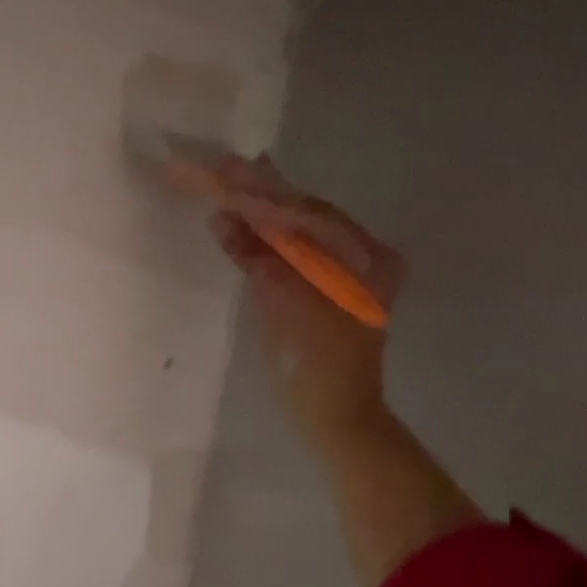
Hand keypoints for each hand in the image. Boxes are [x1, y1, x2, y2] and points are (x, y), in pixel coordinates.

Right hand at [210, 155, 405, 438]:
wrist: (336, 418)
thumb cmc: (316, 366)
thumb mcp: (284, 306)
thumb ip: (257, 258)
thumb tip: (224, 217)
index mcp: (365, 255)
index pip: (306, 211)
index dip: (261, 193)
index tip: (225, 172)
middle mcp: (363, 257)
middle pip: (304, 217)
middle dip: (260, 196)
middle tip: (220, 168)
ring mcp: (348, 276)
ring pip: (298, 234)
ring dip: (261, 215)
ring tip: (225, 185)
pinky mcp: (328, 294)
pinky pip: (296, 257)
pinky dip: (267, 244)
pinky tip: (241, 228)